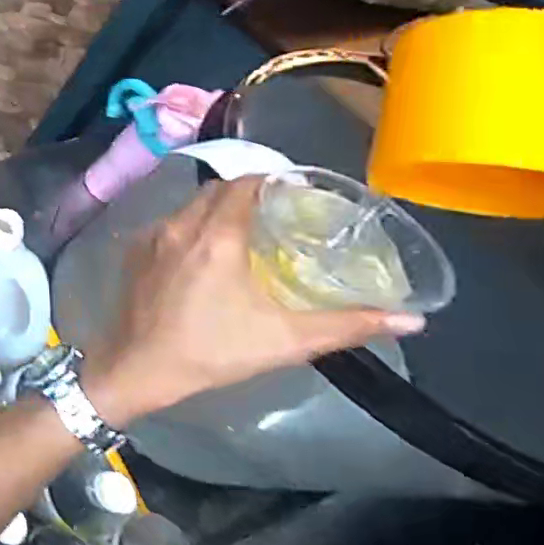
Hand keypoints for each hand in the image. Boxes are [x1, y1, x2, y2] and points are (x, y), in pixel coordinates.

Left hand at [82, 176, 426, 427]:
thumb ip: (350, 324)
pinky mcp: (132, 251)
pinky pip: (167, 225)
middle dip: (244, 191)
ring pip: (187, 207)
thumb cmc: (214, 349)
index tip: (294, 189)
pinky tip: (207, 250)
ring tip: (246, 228)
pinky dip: (190, 226)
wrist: (141, 363)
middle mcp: (177, 226)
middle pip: (212, 191)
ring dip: (215, 208)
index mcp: (214, 237)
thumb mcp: (288, 339)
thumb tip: (411, 319)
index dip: (268, 181)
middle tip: (276, 208)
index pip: (241, 187)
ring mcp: (148, 236)